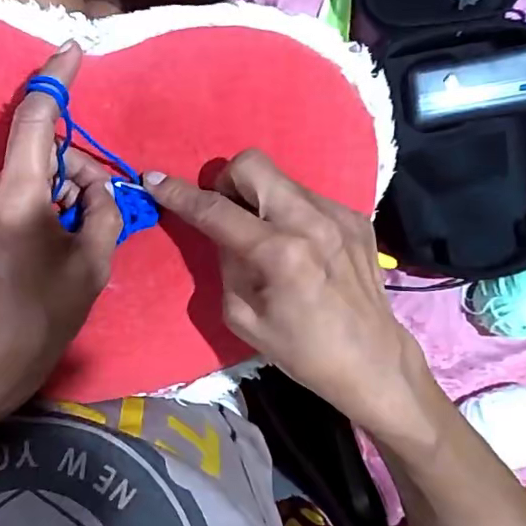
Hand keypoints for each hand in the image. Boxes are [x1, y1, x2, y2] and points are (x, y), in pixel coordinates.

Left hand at [0, 42, 122, 418]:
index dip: (56, 82)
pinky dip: (43, 200)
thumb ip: (103, 208)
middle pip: (40, 150)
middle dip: (76, 166)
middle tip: (102, 205)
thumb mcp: (94, 261)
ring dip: (61, 187)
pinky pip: (16, 191)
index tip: (73, 52)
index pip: (36, 120)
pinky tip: (56, 235)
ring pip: (30, 172)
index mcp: (19, 198)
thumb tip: (96, 186)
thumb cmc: (47, 313)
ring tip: (80, 231)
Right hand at [143, 150, 446, 448]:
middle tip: (225, 212)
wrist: (371, 361)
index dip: (179, 194)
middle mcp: (311, 221)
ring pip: (281, 178)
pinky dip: (289, 212)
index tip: (154, 179)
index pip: (216, 210)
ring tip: (264, 235)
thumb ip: (226, 263)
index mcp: (280, 253)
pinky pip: (307, 197)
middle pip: (253, 164)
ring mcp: (339, 215)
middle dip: (227, 181)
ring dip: (259, 198)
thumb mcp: (243, 317)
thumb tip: (222, 231)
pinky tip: (298, 246)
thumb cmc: (301, 350)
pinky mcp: (356, 218)